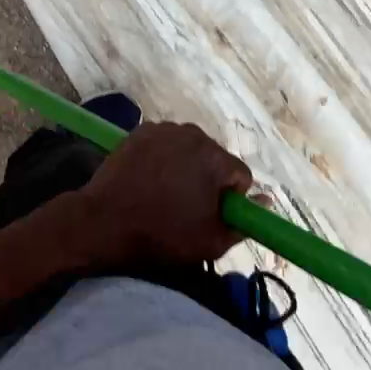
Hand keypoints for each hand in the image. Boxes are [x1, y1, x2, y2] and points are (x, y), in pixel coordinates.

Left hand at [72, 122, 252, 267]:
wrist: (105, 220)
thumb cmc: (163, 234)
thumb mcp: (212, 241)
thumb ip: (244, 221)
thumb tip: (265, 201)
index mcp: (214, 157)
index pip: (240, 175)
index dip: (231, 198)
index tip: (213, 214)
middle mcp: (192, 133)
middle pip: (214, 158)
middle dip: (208, 179)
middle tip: (188, 206)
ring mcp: (163, 128)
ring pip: (189, 149)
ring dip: (186, 166)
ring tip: (166, 193)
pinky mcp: (140, 130)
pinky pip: (165, 144)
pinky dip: (163, 157)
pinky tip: (149, 178)